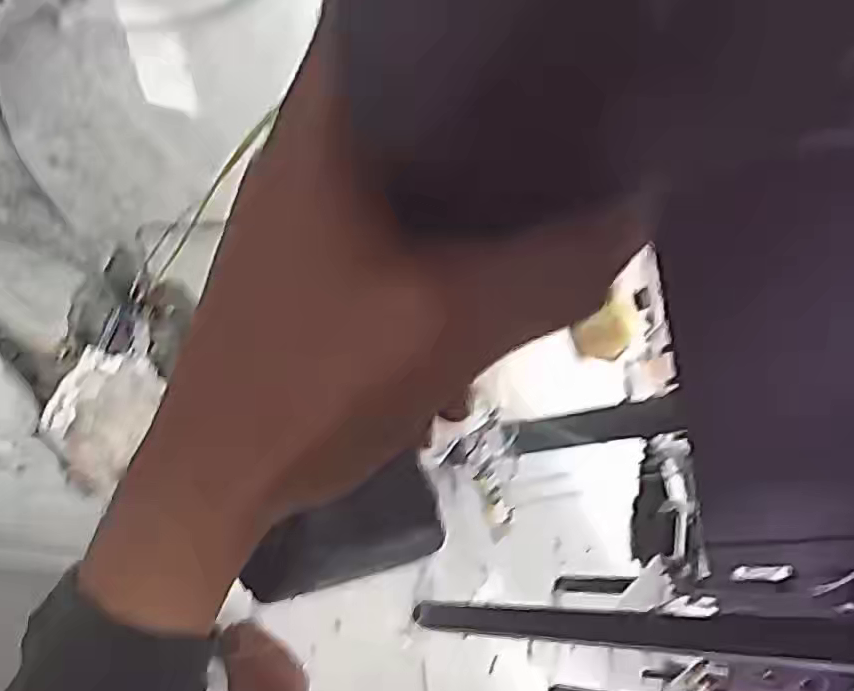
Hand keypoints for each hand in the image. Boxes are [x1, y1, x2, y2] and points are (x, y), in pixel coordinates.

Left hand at [81, 21, 647, 633]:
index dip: (477, 29)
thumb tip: (638, 210)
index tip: (551, 53)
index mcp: (320, 138)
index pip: (401, 25)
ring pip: (395, 200)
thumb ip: (553, 268)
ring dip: (457, 241)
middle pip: (412, 112)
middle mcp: (294, 168)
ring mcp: (285, 234)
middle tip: (558, 168)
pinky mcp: (286, 289)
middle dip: (491, 146)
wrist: (215, 481)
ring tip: (515, 279)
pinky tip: (450, 346)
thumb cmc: (313, 392)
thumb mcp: (448, 328)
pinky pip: (369, 261)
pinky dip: (415, 290)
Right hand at [220, 622, 331, 690]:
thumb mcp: (234, 685)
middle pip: (257, 632)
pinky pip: (281, 658)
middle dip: (245, 639)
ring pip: (270, 644)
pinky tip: (265, 675)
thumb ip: (230, 660)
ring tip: (248, 665)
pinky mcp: (297, 671)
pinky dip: (272, 662)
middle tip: (233, 650)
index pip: (242, 627)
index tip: (224, 638)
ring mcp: (289, 660)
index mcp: (257, 651)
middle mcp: (276, 650)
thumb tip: (226, 645)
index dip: (230, 632)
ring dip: (259, 650)